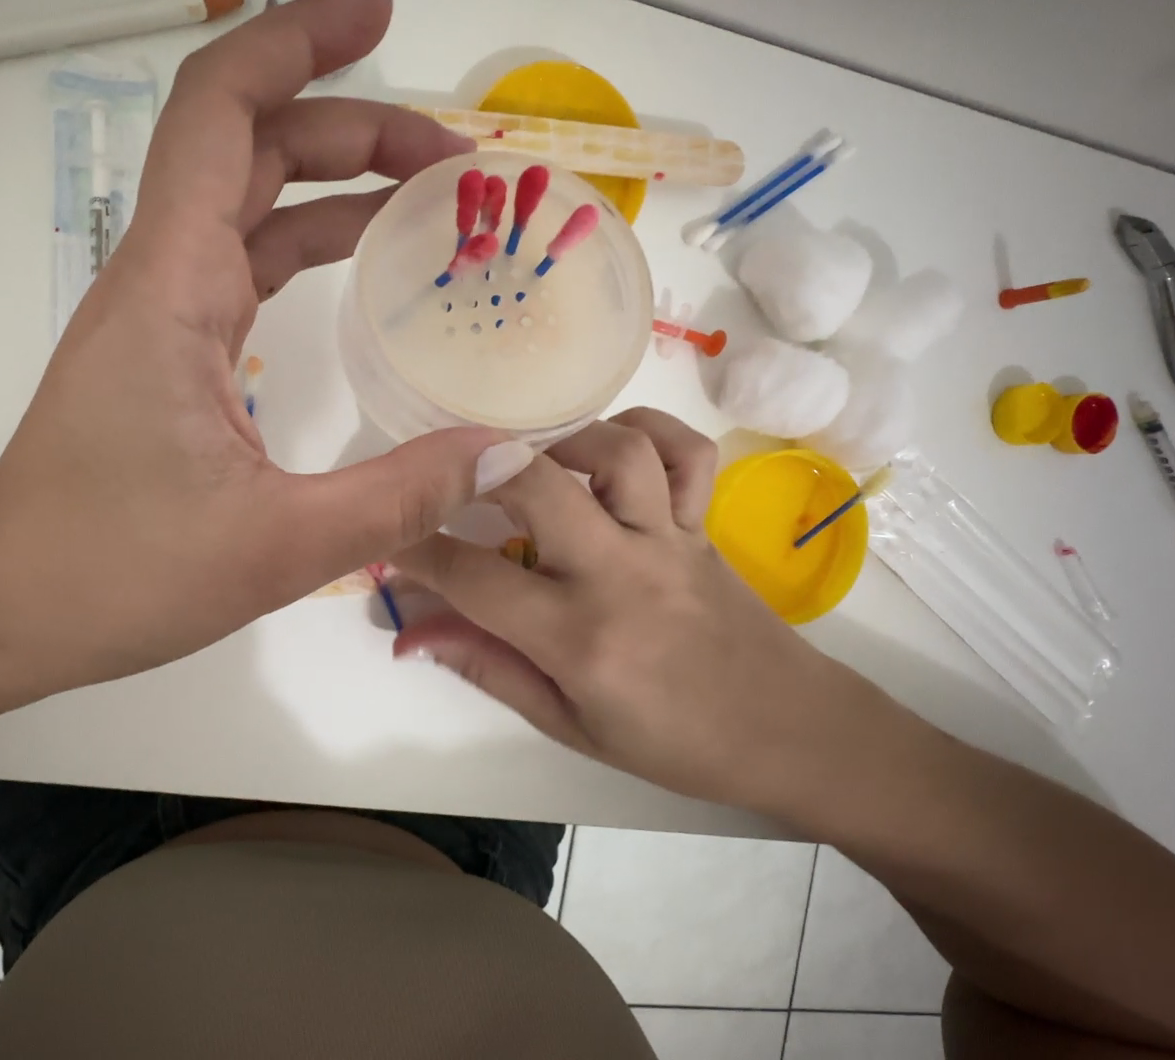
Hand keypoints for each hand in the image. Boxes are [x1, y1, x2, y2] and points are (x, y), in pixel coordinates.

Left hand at [0, 0, 535, 713]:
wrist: (2, 611)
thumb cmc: (112, 574)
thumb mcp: (275, 546)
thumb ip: (399, 495)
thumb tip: (504, 449)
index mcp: (170, 292)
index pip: (222, 112)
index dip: (300, 39)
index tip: (379, 10)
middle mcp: (155, 284)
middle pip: (246, 150)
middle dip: (347, 124)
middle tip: (450, 151)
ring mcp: (153, 321)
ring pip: (242, 211)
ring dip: (327, 188)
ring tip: (424, 200)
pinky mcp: (157, 362)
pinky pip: (234, 274)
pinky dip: (298, 253)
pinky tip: (354, 276)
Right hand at [391, 409, 897, 810]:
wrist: (792, 735)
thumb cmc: (671, 742)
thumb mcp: (567, 723)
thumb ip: (487, 667)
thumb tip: (411, 634)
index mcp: (579, 638)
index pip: (472, 579)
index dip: (414, 551)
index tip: (382, 533)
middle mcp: (621, 574)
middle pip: (536, 485)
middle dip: (473, 470)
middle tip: (446, 480)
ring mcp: (669, 541)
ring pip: (614, 451)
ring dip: (559, 442)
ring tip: (528, 466)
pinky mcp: (702, 524)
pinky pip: (685, 453)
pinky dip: (643, 432)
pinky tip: (606, 449)